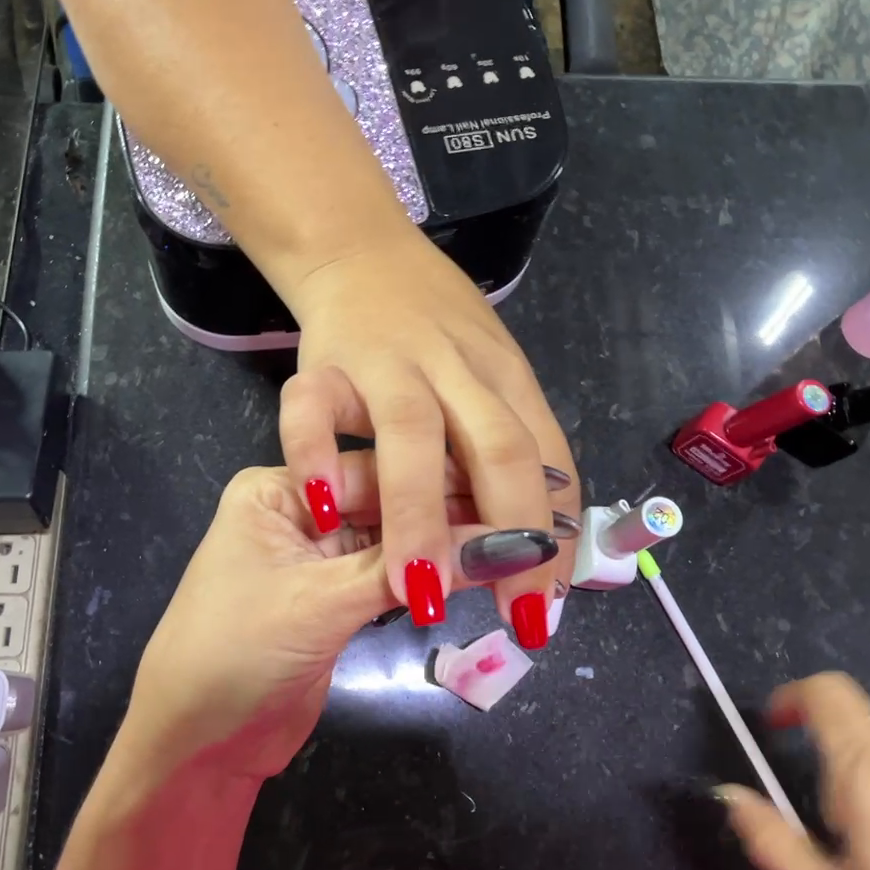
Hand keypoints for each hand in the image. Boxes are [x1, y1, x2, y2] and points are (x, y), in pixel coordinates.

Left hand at [120, 461, 547, 781]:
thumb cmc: (237, 654)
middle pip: (393, 501)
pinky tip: (483, 572)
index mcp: (279, 488)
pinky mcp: (338, 598)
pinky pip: (396, 574)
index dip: (446, 482)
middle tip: (536, 521)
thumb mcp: (322, 602)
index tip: (521, 492)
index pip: (377, 469)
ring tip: (525, 548)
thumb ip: (414, 568)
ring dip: (451, 548)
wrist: (198, 747)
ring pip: (400, 539)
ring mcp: (321, 556)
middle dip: (456, 515)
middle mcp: (303, 509)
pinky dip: (433, 577)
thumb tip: (514, 544)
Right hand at [277, 236, 579, 651]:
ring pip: (410, 436)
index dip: (555, 534)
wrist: (359, 248)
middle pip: (497, 449)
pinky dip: (316, 456)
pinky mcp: (324, 362)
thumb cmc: (434, 321)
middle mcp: (457, 368)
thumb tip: (539, 530)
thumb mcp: (489, 368)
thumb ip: (510, 435)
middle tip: (511, 621)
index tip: (549, 603)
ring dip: (417, 518)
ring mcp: (388, 362)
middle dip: (509, 540)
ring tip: (418, 593)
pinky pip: (314, 409)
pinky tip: (321, 511)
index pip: (549, 458)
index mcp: (506, 376)